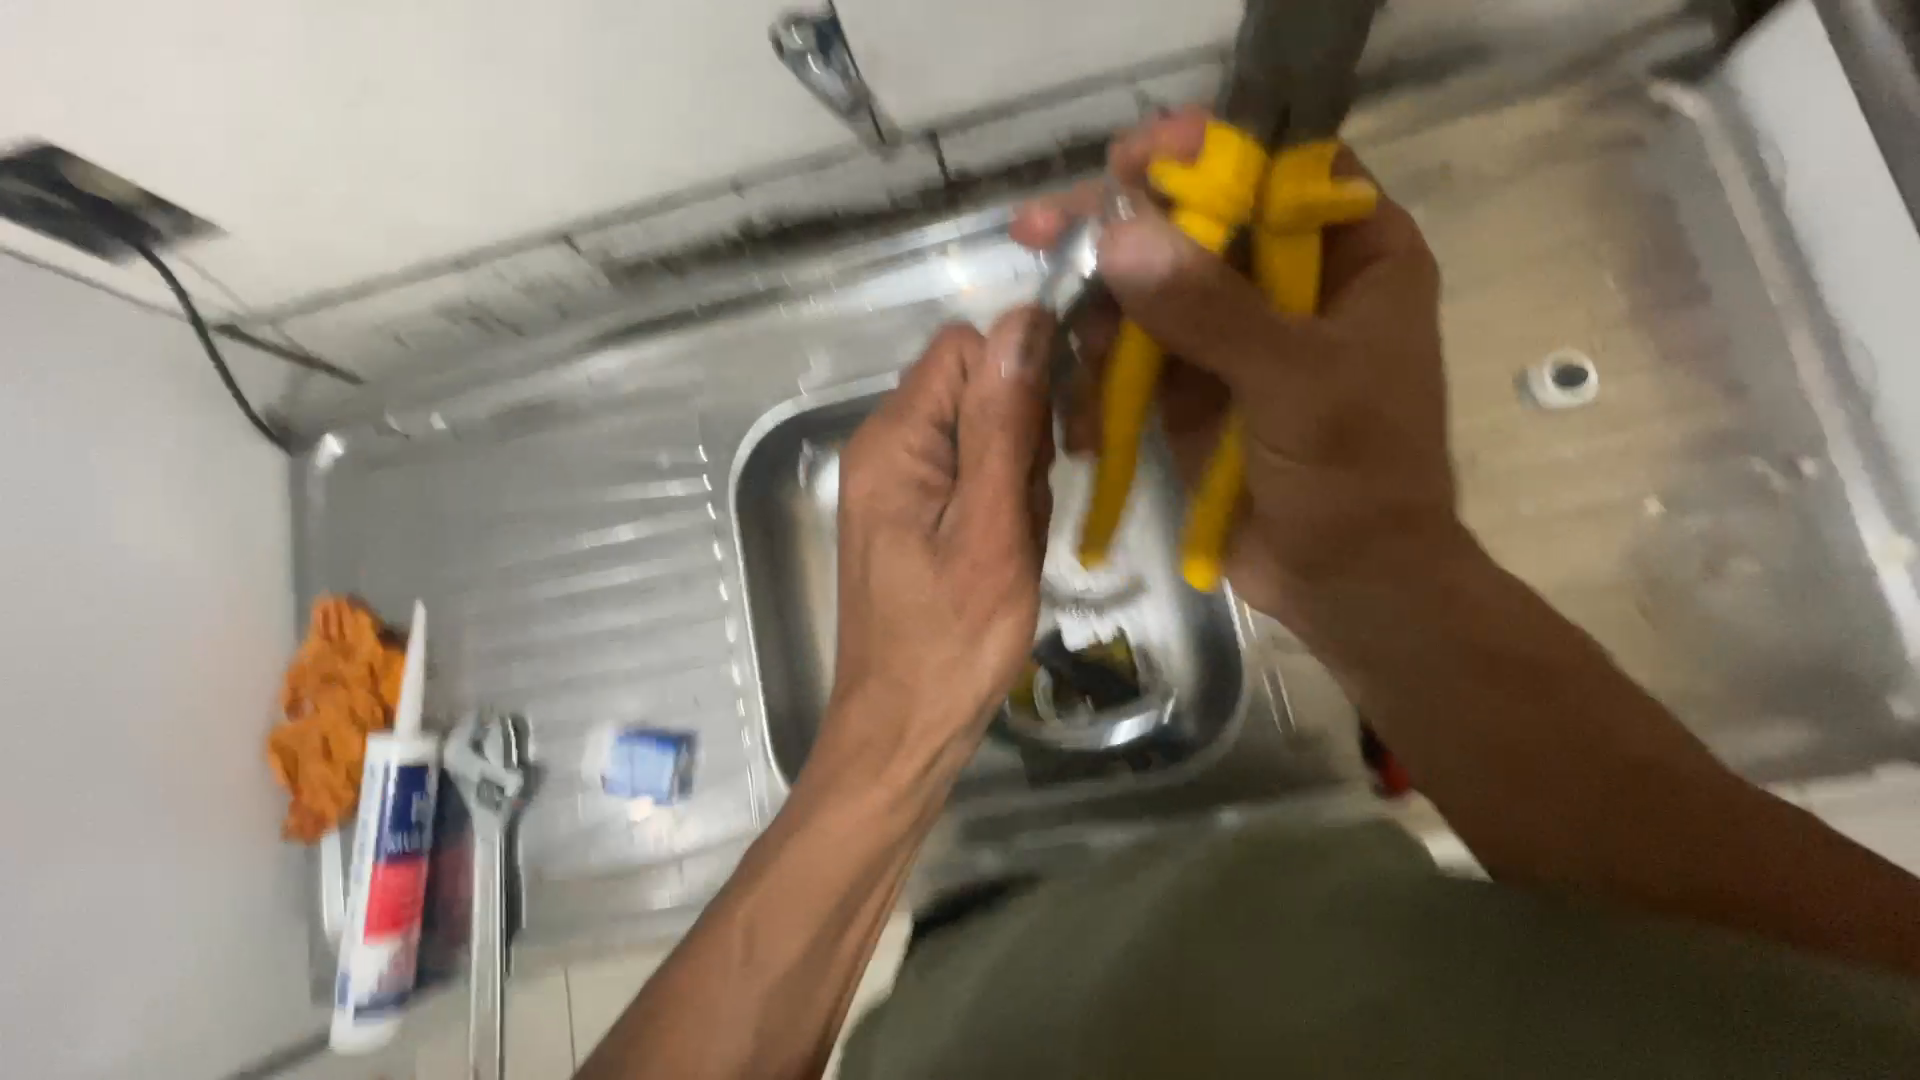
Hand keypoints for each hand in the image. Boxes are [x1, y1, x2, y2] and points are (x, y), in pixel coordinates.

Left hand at [818, 308, 1053, 781]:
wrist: (905, 726)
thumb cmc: (952, 640)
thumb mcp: (990, 529)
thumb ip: (1003, 425)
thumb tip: (1023, 323)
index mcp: (895, 439)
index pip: (966, 348)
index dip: (1021, 373)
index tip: (1058, 433)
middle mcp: (886, 447)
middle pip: (976, 388)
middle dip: (1024, 437)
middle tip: (1031, 509)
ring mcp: (898, 484)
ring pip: (984, 436)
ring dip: (1019, 479)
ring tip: (1017, 542)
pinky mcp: (914, 515)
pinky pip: (974, 480)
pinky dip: (1004, 507)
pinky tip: (1007, 553)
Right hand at [1011, 107, 1463, 621]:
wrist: (1344, 584)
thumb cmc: (1355, 478)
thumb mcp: (1295, 385)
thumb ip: (1210, 311)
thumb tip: (1118, 238)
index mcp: (1352, 257)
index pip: (1277, 171)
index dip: (1205, 154)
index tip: (1130, 163)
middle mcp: (1287, 286)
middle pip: (1195, 225)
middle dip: (1118, 228)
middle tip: (1039, 227)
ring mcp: (1230, 339)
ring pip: (1149, 292)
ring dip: (1094, 310)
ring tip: (1049, 331)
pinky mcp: (1188, 390)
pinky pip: (1130, 358)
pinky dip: (1096, 375)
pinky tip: (1077, 410)